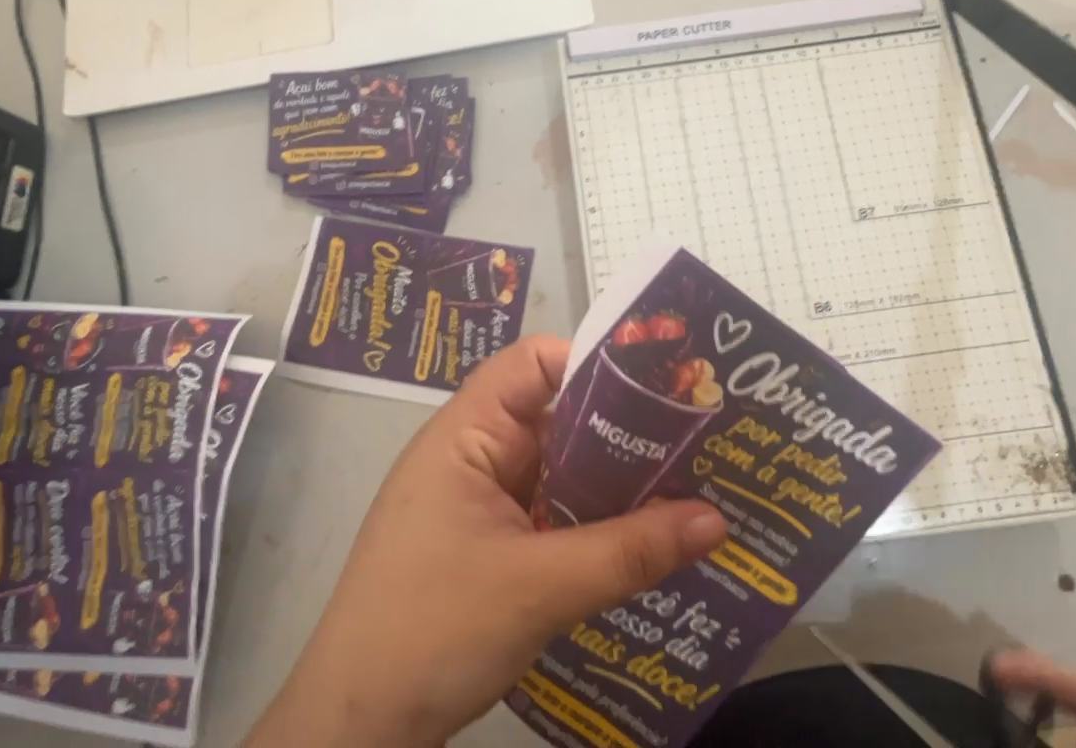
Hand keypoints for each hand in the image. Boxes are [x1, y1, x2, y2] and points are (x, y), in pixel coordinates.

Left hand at [250, 336, 729, 747]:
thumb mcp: (539, 587)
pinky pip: (552, 517)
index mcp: (465, 437)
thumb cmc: (433, 629)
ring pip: (559, 474)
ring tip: (692, 488)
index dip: (594, 363)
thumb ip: (629, 552)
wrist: (358, 725)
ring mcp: (480, 506)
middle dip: (623, 431)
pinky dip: (594, 523)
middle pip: (555, 420)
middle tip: (701, 441)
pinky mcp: (489, 548)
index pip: (532, 365)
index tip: (663, 386)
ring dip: (614, 484)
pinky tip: (646, 542)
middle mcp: (473, 458)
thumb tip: (717, 520)